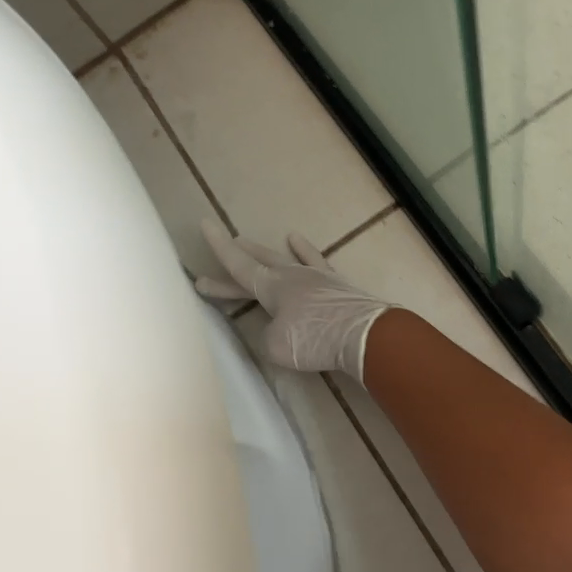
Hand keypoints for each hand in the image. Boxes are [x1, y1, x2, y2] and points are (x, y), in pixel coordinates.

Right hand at [195, 220, 391, 381]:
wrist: (365, 334)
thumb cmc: (315, 339)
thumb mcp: (277, 347)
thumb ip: (268, 336)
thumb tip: (276, 331)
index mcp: (271, 287)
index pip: (238, 264)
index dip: (219, 247)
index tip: (206, 224)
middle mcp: (291, 276)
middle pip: (256, 263)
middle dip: (235, 257)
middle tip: (219, 247)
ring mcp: (316, 277)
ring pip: (282, 259)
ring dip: (263, 252)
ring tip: (246, 241)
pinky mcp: (337, 285)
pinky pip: (315, 261)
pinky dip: (304, 250)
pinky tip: (296, 239)